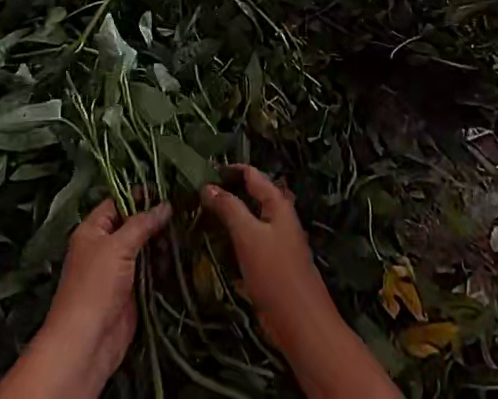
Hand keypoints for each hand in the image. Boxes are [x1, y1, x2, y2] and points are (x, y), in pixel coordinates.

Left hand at [0, 198, 171, 398]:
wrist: (88, 341)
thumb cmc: (95, 286)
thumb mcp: (117, 247)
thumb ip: (141, 225)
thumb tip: (165, 205)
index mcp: (92, 230)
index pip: (116, 203)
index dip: (138, 196)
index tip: (165, 191)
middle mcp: (104, 247)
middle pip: (132, 226)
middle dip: (154, 221)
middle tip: (183, 212)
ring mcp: (119, 271)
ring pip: (143, 250)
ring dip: (162, 244)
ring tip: (187, 231)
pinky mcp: (132, 293)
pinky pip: (150, 273)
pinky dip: (164, 266)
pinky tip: (182, 258)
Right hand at [200, 166, 399, 398]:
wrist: (302, 327)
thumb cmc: (277, 275)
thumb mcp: (248, 235)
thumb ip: (228, 207)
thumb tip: (207, 186)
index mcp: (278, 205)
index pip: (251, 174)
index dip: (227, 169)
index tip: (200, 171)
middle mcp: (277, 219)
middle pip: (248, 196)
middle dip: (224, 192)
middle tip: (194, 193)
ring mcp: (274, 242)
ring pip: (245, 220)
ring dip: (225, 215)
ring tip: (197, 213)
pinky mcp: (268, 264)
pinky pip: (245, 241)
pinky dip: (229, 237)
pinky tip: (212, 242)